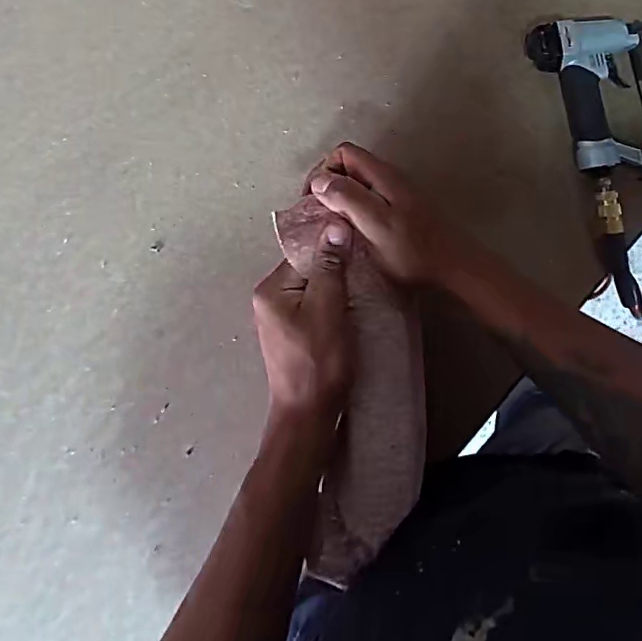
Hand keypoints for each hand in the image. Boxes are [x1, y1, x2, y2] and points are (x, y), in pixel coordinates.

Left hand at [252, 220, 352, 418]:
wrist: (310, 414)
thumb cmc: (319, 361)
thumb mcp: (328, 307)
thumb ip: (331, 266)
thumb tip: (336, 226)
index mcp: (271, 289)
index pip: (306, 250)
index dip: (335, 242)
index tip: (363, 237)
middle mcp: (271, 299)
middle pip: (311, 266)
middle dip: (339, 263)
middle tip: (371, 259)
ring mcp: (283, 317)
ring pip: (317, 285)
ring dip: (341, 282)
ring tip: (368, 278)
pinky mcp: (297, 332)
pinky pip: (318, 302)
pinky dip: (337, 299)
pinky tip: (356, 301)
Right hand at [305, 142, 476, 284]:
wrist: (453, 265)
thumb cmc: (414, 250)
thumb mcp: (376, 225)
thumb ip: (349, 199)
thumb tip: (320, 180)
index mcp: (384, 176)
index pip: (343, 153)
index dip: (323, 172)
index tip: (314, 201)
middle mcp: (392, 178)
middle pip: (350, 166)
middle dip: (329, 184)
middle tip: (319, 214)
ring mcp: (399, 193)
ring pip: (360, 184)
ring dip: (341, 199)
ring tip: (333, 225)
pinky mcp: (404, 210)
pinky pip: (371, 199)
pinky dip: (356, 209)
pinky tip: (354, 232)